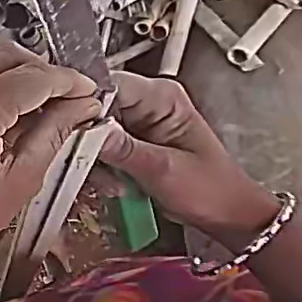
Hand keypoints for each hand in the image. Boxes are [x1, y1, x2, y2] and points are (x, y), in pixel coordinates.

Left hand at [0, 42, 101, 276]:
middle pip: (9, 55)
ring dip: (19, 73)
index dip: (68, 82)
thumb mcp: (19, 182)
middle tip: (70, 97)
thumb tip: (79, 109)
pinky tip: (15, 110)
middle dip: (44, 71)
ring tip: (46, 105)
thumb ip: (52, 135)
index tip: (88, 91)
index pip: (33, 78)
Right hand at [99, 72, 280, 243]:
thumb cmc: (211, 190)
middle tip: (88, 164)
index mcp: (162, 97)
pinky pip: (100, 146)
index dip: (86, 105)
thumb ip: (123, 149)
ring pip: (93, 129)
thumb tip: (87, 130)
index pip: (109, 84)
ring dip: (94, 157)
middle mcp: (146, 103)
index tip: (74, 132)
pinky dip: (100, 166)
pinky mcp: (129, 142)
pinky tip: (113, 183)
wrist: (227, 216)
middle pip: (95, 106)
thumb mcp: (164, 170)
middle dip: (88, 138)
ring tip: (111, 182)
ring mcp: (136, 122)